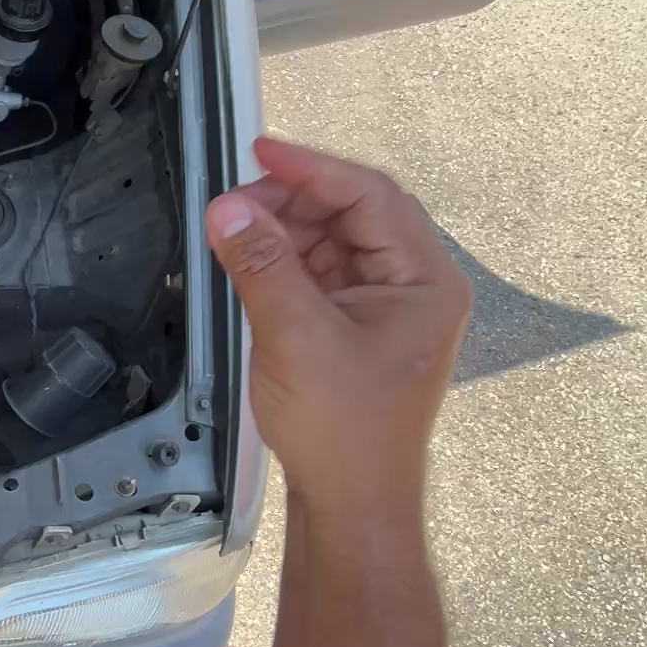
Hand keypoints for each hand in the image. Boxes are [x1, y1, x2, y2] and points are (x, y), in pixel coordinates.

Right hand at [205, 138, 471, 516]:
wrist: (349, 495)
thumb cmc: (340, 422)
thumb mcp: (295, 336)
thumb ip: (261, 266)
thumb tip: (225, 208)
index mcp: (421, 279)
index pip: (368, 198)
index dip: (312, 168)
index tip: (258, 150)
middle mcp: (406, 284)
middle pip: (347, 216)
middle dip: (288, 203)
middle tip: (229, 205)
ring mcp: (375, 307)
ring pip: (325, 245)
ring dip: (277, 233)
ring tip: (228, 234)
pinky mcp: (345, 328)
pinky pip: (310, 277)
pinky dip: (275, 264)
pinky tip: (243, 263)